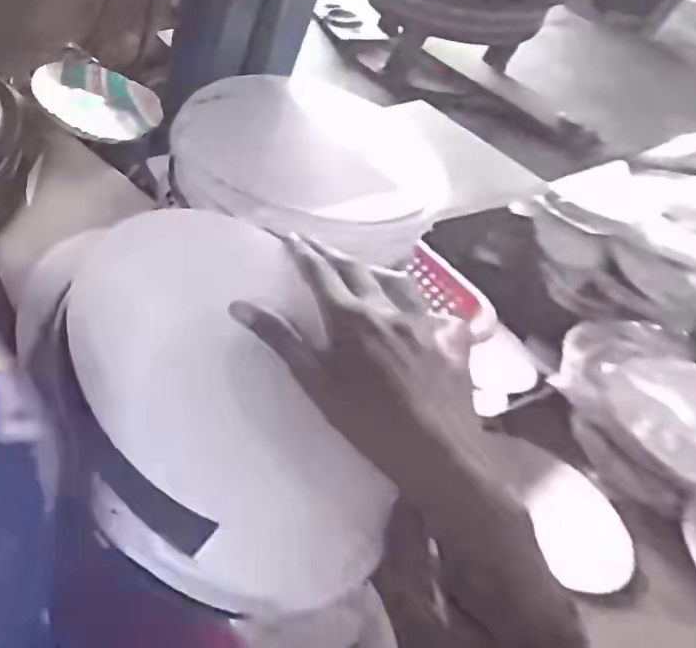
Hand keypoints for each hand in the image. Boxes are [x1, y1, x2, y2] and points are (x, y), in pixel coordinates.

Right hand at [229, 235, 481, 499]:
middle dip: (331, 253)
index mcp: (351, 318)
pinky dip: (417, 302)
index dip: (302, 252)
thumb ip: (280, 338)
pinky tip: (415, 310)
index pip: (320, 273)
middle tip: (313, 244)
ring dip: (373, 270)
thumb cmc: (369, 423)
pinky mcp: (455, 340)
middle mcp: (388, 310)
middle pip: (355, 268)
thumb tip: (240, 305)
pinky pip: (434, 307)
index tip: (289, 237)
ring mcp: (426, 322)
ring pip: (397, 280)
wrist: (443, 459)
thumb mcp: (315, 382)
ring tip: (361, 270)